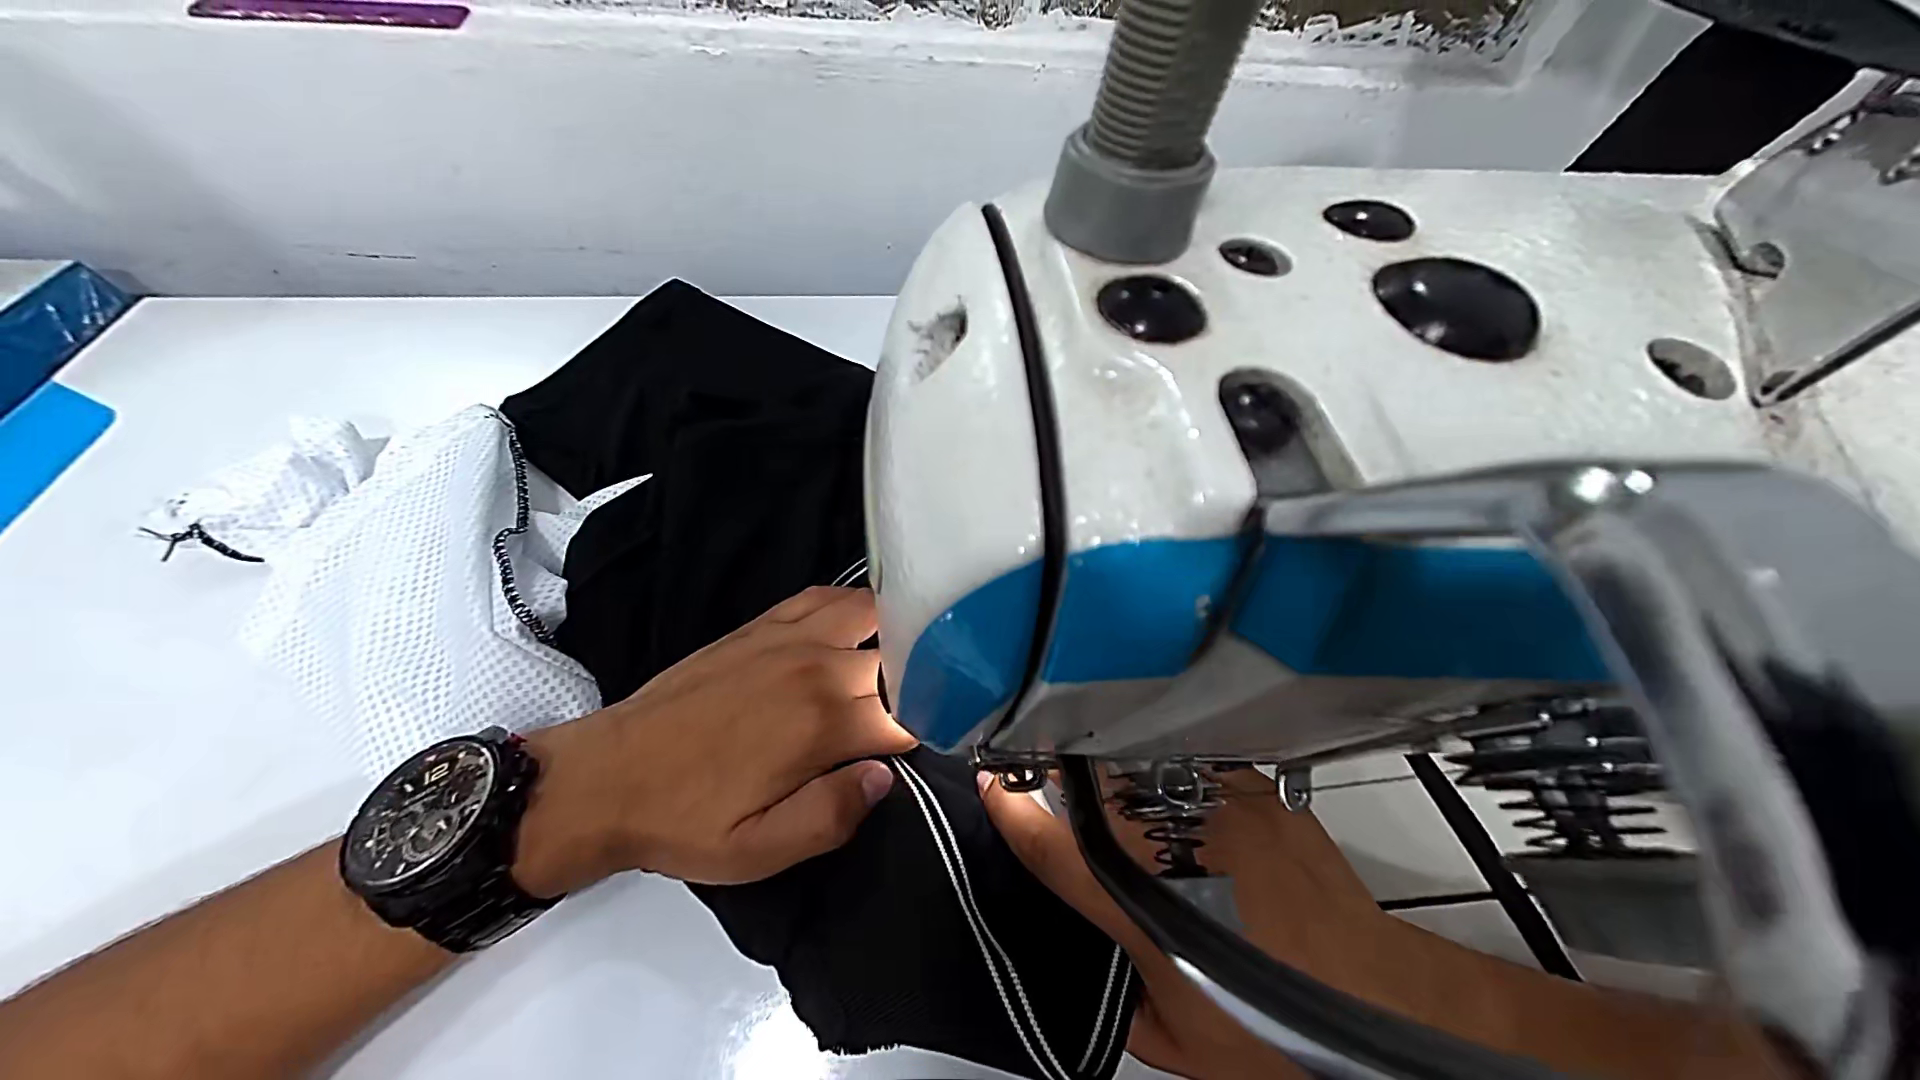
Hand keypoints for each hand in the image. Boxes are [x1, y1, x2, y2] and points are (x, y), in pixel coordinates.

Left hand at [512, 586, 915, 894]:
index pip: (908, 713)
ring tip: (906, 661)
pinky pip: (823, 597)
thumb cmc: (686, 818)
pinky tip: (857, 625)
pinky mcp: (762, 625)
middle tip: (923, 708)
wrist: (610, 775)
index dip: (931, 728)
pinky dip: (852, 606)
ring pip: (870, 614)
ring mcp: (788, 637)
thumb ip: (833, 815)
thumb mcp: (758, 849)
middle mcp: (816, 666)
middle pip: (898, 660)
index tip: (936, 742)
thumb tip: (885, 775)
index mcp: (823, 723)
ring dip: (897, 634)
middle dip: (922, 683)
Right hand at [979, 772, 1307, 1079]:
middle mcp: (1163, 837)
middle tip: (1040, 771)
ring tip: (1098, 773)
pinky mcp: (1248, 784)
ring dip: (1104, 765)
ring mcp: (1207, 802)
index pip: (1049, 842)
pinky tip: (1164, 779)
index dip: (1009, 807)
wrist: (1378, 995)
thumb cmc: (1275, 1028)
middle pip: (1086, 783)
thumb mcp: (1176, 1040)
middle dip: (1054, 773)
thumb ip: (1116, 998)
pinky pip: (1185, 758)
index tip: (988, 777)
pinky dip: (1162, 764)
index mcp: (1134, 897)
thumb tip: (1093, 965)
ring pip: (1131, 761)